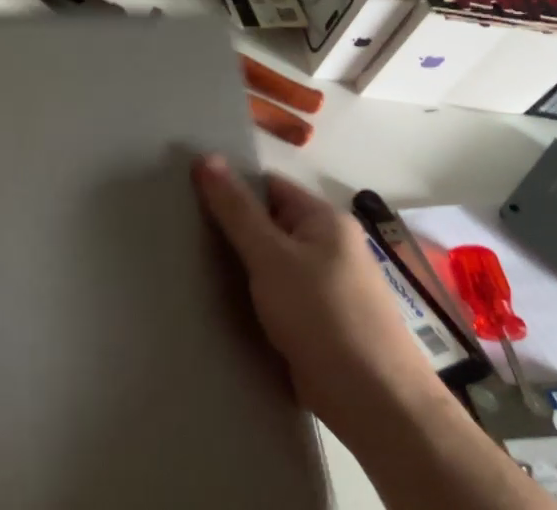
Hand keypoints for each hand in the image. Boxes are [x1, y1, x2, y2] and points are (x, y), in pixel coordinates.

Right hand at [192, 155, 441, 427]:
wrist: (373, 400)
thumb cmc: (322, 315)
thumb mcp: (270, 256)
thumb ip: (235, 209)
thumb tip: (206, 157)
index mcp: (325, 220)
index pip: (268, 186)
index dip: (230, 189)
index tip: (187, 196)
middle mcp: (331, 245)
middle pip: (268, 222)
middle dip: (230, 229)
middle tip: (183, 232)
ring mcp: (327, 284)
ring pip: (271, 261)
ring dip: (240, 265)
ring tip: (194, 265)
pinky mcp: (319, 318)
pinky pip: (278, 292)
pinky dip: (253, 293)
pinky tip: (225, 301)